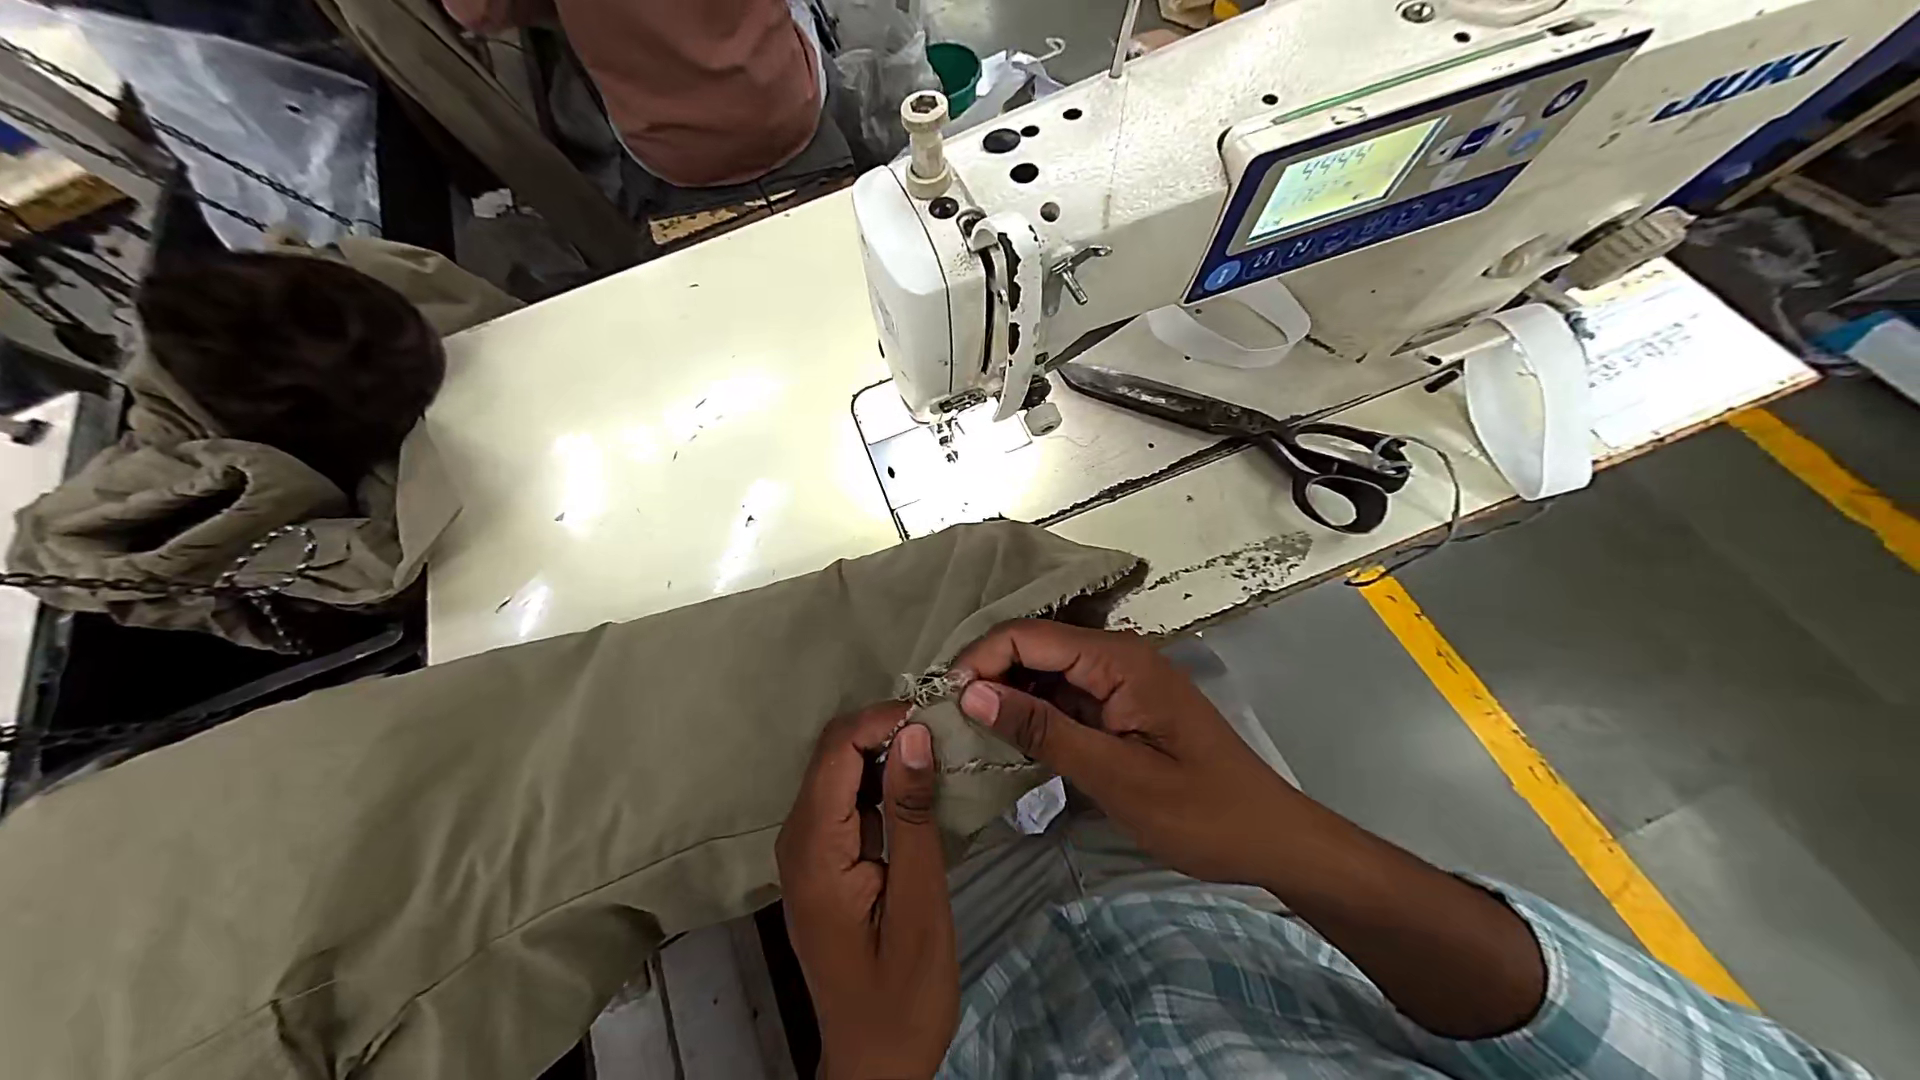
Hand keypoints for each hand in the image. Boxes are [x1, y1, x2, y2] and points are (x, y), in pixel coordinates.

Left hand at [776, 702, 957, 1079]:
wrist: (874, 1061)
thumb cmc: (903, 994)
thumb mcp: (919, 902)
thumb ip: (911, 813)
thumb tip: (913, 734)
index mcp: (814, 850)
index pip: (836, 751)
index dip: (882, 721)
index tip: (935, 718)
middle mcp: (797, 840)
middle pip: (833, 754)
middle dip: (886, 731)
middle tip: (943, 732)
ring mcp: (805, 850)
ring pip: (840, 772)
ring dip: (886, 754)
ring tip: (938, 752)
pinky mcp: (821, 859)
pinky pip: (846, 799)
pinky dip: (881, 782)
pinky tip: (917, 787)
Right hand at [953, 621, 1298, 886]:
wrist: (1268, 838)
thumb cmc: (1200, 812)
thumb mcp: (1114, 776)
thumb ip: (1041, 729)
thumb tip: (971, 692)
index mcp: (1120, 659)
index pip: (1030, 635)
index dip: (981, 659)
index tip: (944, 698)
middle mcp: (1116, 655)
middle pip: (1034, 646)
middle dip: (988, 673)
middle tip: (947, 716)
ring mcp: (1118, 679)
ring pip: (1044, 670)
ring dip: (1006, 693)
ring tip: (967, 728)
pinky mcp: (1117, 704)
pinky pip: (1062, 695)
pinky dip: (1031, 712)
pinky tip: (1006, 736)